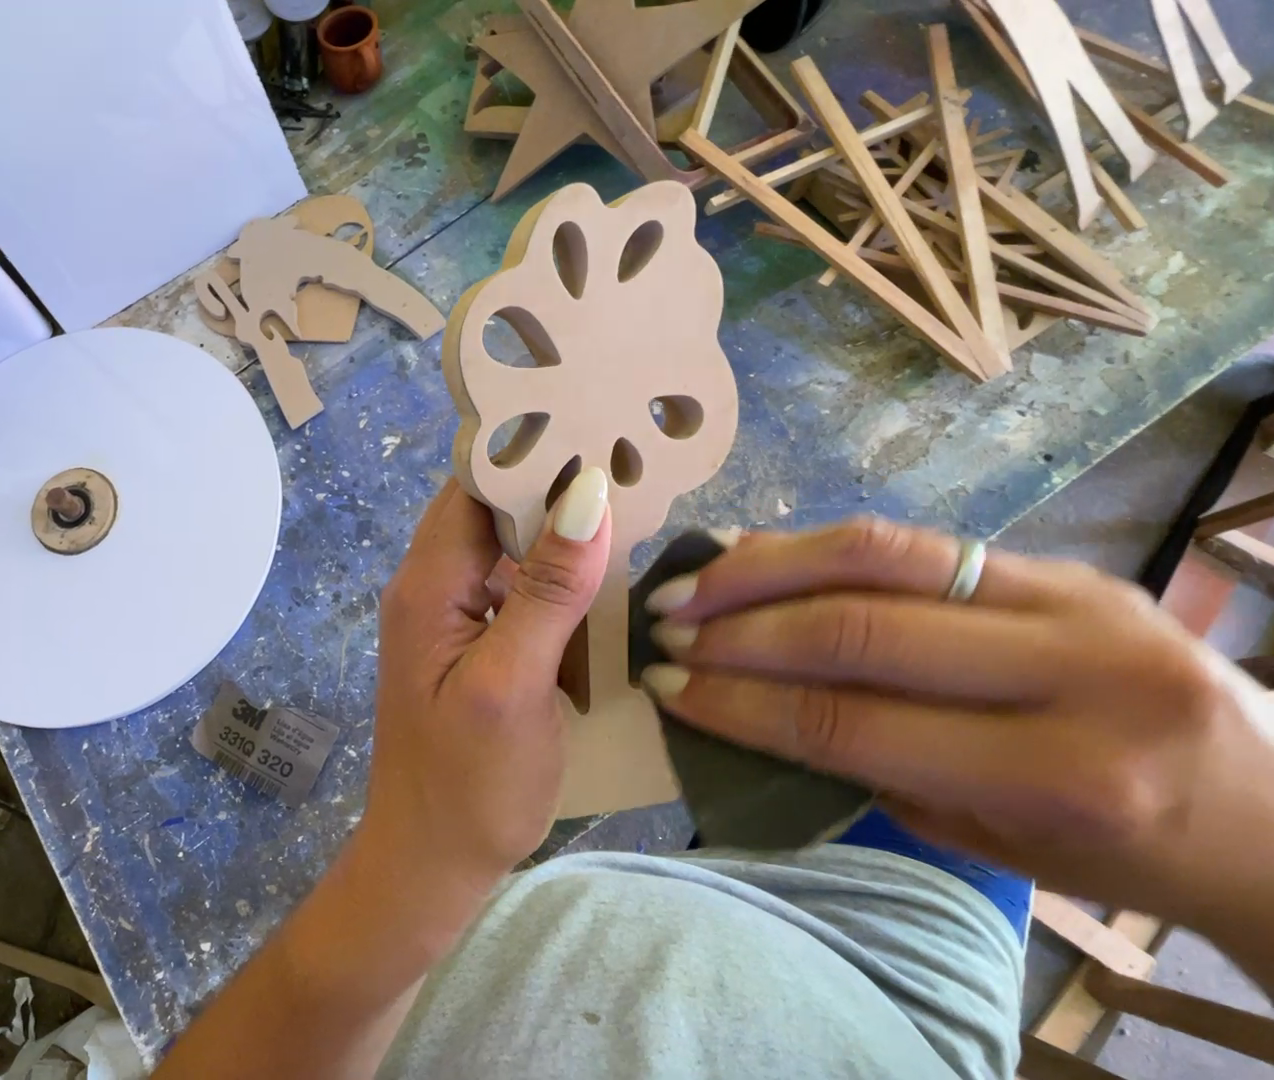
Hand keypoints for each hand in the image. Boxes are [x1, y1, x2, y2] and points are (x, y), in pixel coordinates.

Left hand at [361, 470, 611, 898]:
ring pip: (502, 551)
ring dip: (556, 540)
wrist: (431, 860)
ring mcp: (447, 618)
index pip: (471, 488)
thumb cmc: (469, 783)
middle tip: (630, 472)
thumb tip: (586, 493)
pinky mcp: (470, 647)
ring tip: (628, 520)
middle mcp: (428, 589)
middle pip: (486, 512)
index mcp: (426, 586)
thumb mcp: (513, 683)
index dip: (528, 456)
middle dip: (551, 493)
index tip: (595, 429)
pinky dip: (552, 585)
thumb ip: (546, 590)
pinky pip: (510, 592)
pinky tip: (600, 590)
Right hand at [639, 517, 1273, 935]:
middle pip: (859, 628)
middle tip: (664, 629)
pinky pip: (909, 540)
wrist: (1269, 806)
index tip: (666, 688)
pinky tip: (752, 556)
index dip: (741, 704)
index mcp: (1063, 774)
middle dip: (739, 629)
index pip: (852, 723)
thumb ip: (865, 756)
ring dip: (763, 568)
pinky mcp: (1060, 562)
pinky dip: (813, 547)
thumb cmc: (1104, 847)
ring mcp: (1078, 596)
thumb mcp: (978, 831)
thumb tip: (739, 691)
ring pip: (880, 555)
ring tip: (690, 582)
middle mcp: (1081, 671)